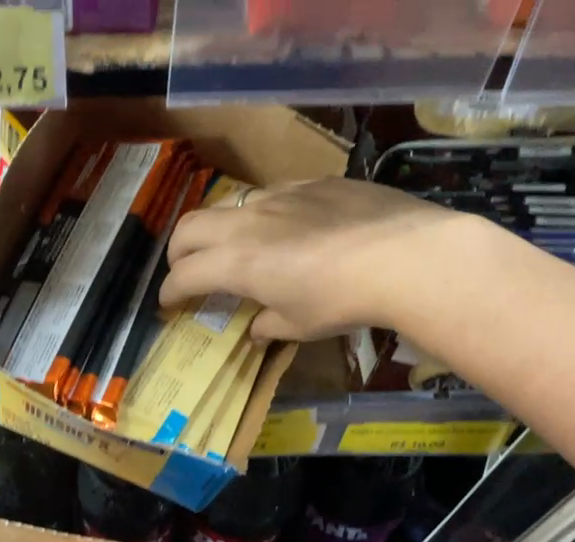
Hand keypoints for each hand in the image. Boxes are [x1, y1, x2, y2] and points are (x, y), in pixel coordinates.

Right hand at [160, 177, 480, 341]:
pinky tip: (284, 229)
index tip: (168, 305)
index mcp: (236, 262)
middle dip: (178, 253)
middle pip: (189, 228)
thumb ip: (268, 325)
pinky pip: (271, 194)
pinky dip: (261, 215)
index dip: (169, 293)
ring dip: (218, 229)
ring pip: (229, 205)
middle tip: (187, 272)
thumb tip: (254, 328)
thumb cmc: (343, 301)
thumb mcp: (300, 325)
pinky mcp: (314, 181)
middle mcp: (248, 222)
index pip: (183, 275)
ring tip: (232, 249)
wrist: (406, 256)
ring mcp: (280, 195)